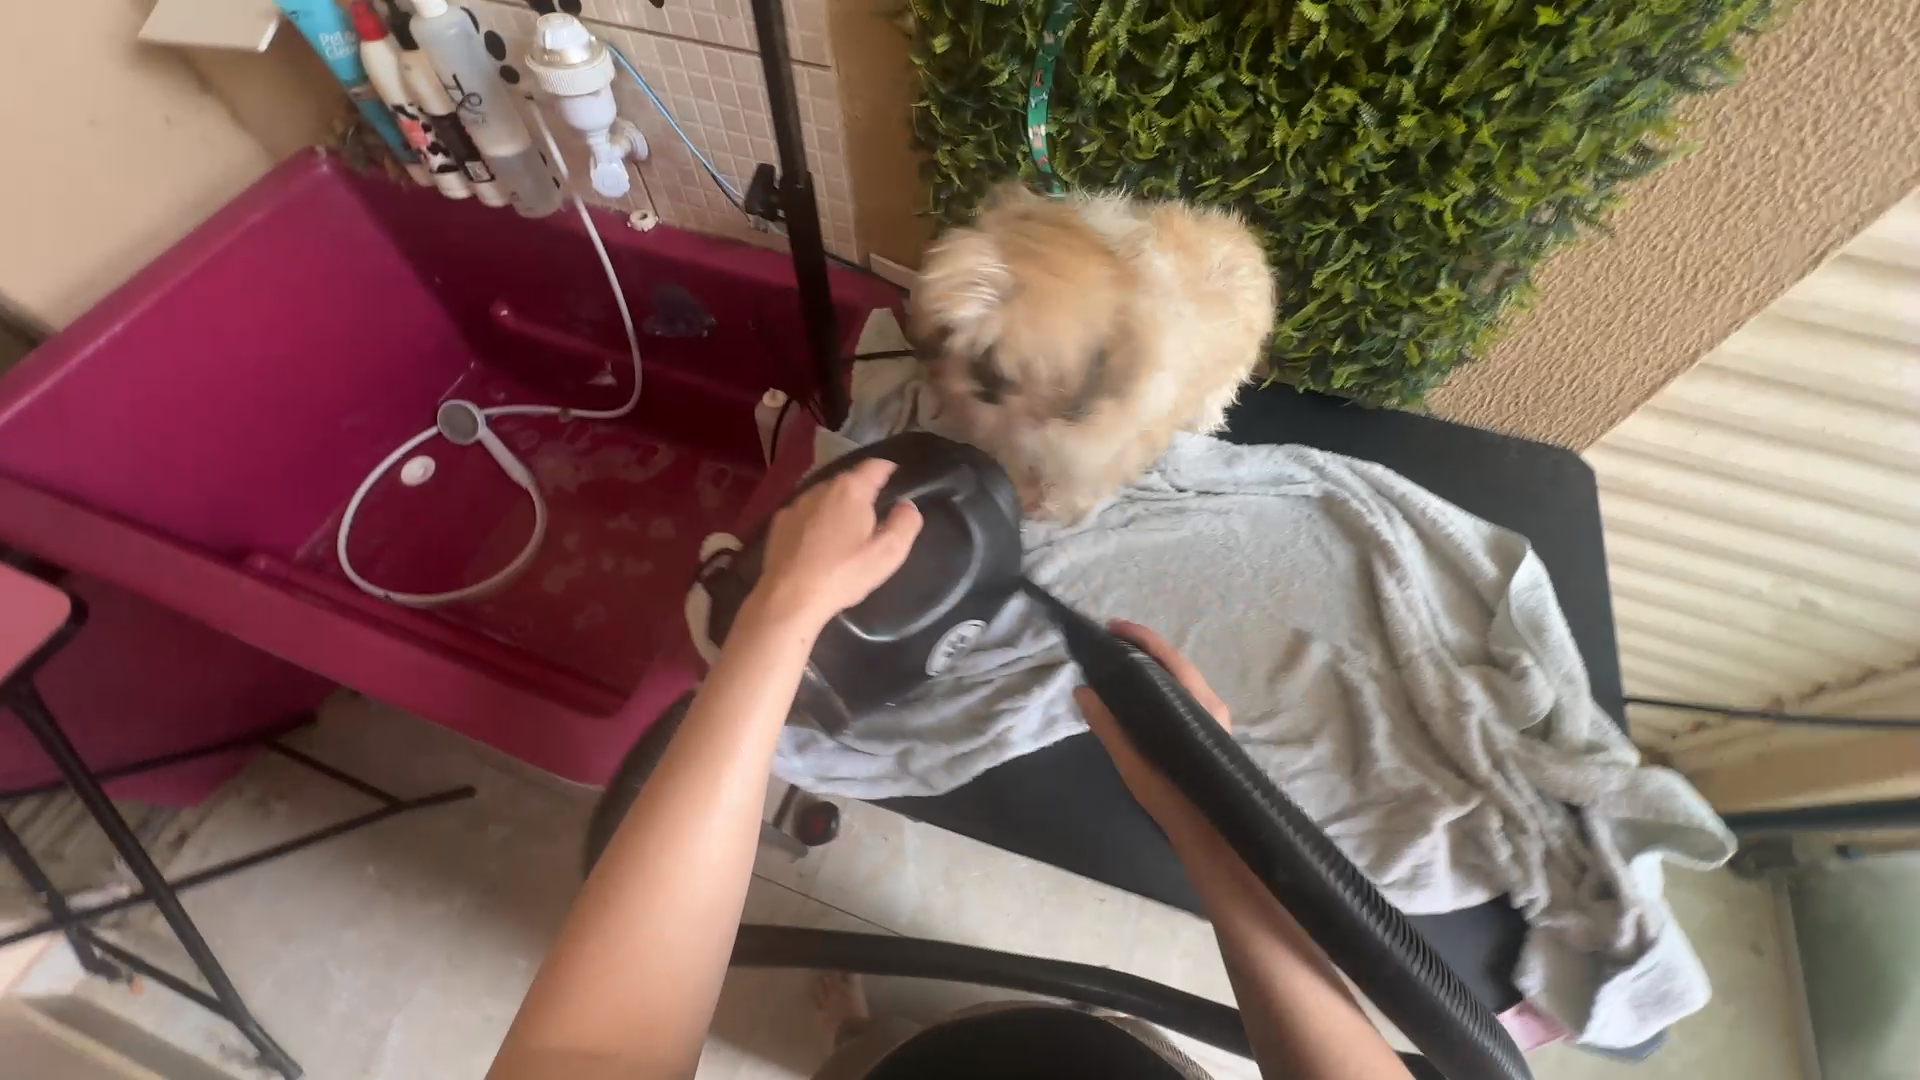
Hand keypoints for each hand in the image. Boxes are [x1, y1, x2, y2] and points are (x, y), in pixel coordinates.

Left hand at [748, 458, 923, 632]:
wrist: (789, 597)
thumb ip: (905, 523)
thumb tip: (907, 505)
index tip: (899, 480)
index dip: (890, 470)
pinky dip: (816, 521)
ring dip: (838, 506)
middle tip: (875, 516)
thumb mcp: (887, 553)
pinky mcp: (779, 522)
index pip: (876, 466)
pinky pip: (805, 513)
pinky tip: (818, 543)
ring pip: (825, 496)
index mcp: (851, 490)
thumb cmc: (843, 573)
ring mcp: (796, 504)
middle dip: (864, 492)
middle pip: (849, 480)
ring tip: (846, 530)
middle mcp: (821, 488)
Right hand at [1073, 621, 1230, 838]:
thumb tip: (1083, 690)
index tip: (1111, 626)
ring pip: (1178, 681)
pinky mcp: (1206, 733)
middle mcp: (1210, 703)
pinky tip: (1136, 695)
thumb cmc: (1173, 797)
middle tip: (1109, 642)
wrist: (1211, 838)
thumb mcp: (1133, 760)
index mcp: (1199, 703)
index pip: (1168, 656)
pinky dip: (1158, 686)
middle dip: (1142, 648)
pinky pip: (1180, 697)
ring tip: (1117, 663)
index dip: (1139, 637)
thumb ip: (1108, 724)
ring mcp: (1211, 718)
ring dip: (1150, 667)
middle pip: (1174, 664)